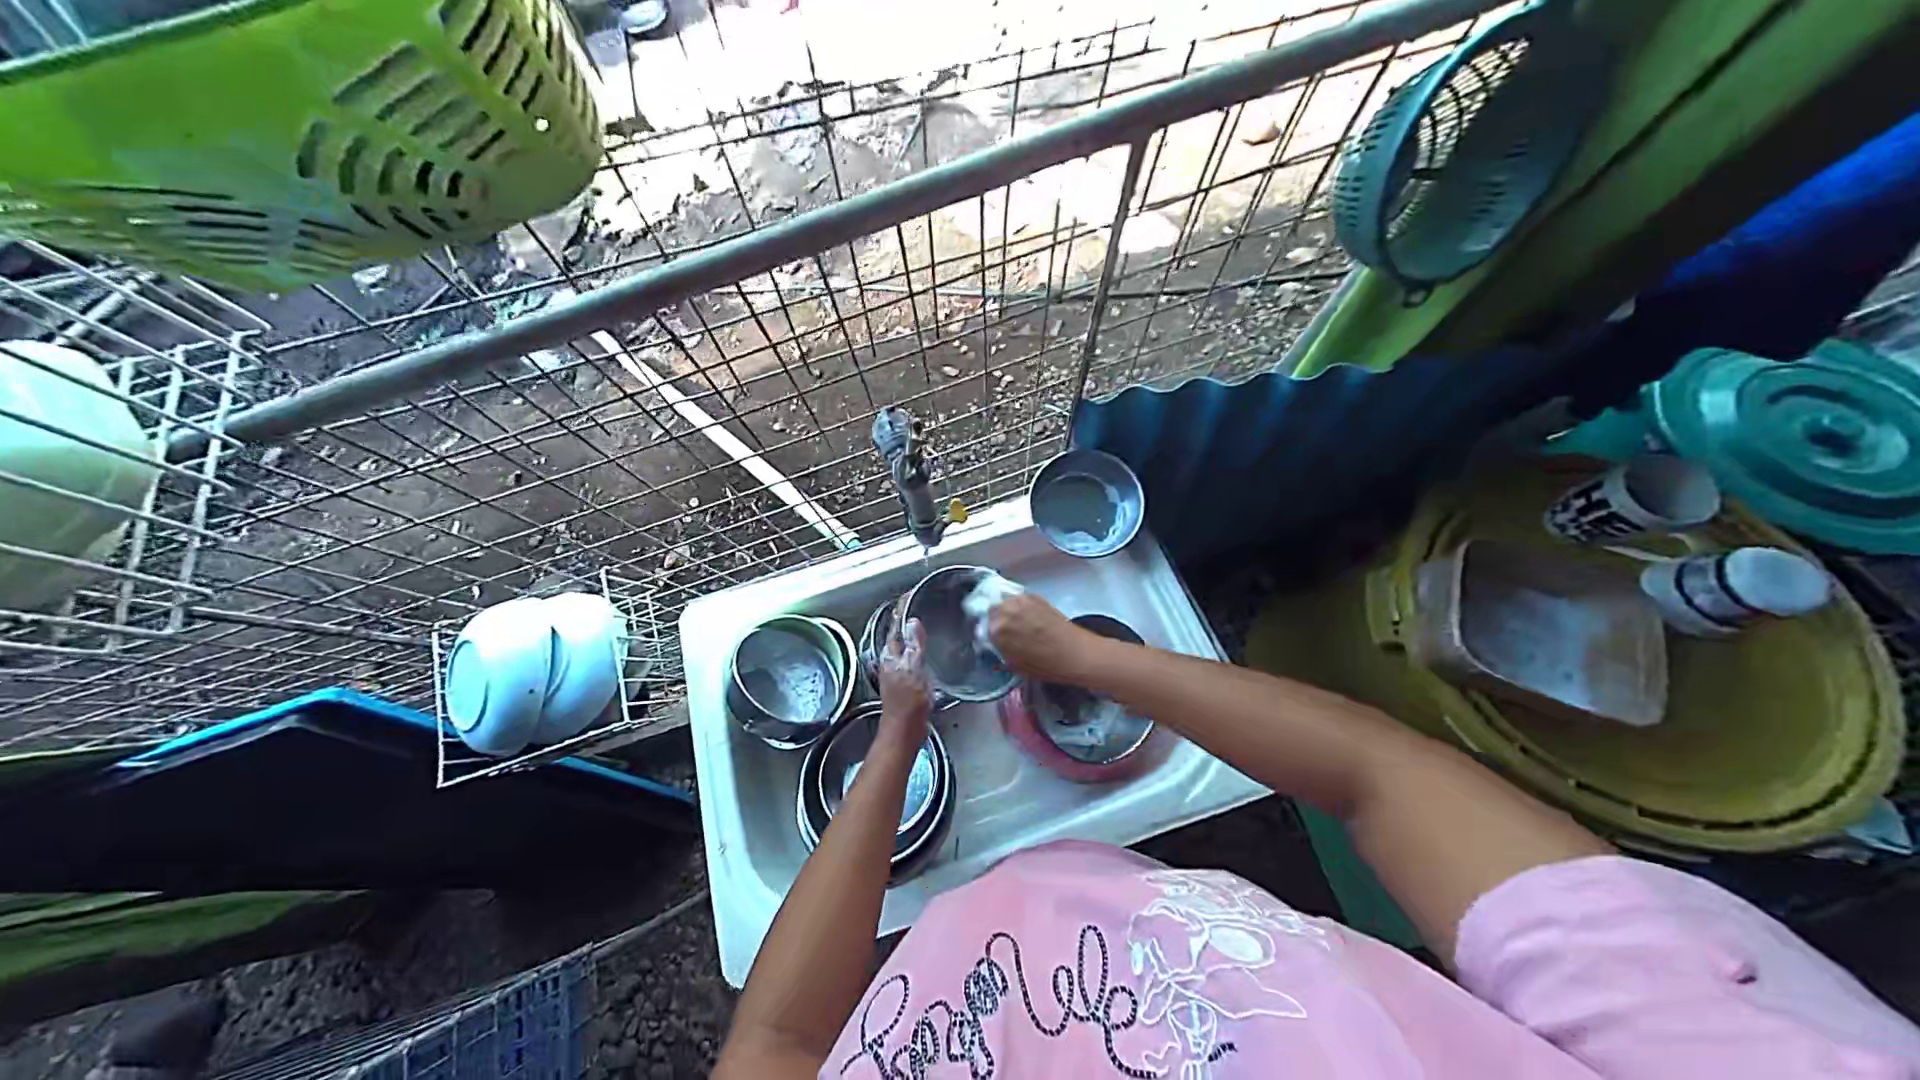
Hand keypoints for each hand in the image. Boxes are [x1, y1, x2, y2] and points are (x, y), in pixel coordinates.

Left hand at [878, 616, 930, 736]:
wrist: (905, 731)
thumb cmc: (908, 702)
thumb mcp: (914, 669)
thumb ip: (914, 645)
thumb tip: (912, 621)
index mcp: (891, 654)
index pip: (895, 624)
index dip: (902, 608)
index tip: (911, 593)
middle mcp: (892, 660)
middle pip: (899, 633)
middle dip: (908, 618)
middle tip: (922, 604)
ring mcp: (899, 671)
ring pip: (906, 645)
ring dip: (915, 633)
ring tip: (928, 622)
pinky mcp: (908, 681)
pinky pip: (914, 658)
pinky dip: (921, 649)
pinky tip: (931, 652)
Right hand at [986, 592, 1090, 682]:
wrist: (1075, 653)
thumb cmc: (1044, 665)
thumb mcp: (1013, 664)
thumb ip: (999, 649)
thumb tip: (996, 643)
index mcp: (995, 630)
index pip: (982, 627)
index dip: (989, 633)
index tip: (994, 638)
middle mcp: (1005, 611)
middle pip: (992, 611)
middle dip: (997, 619)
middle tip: (1007, 631)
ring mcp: (1020, 601)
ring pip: (1006, 603)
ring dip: (1009, 611)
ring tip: (1020, 622)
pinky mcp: (1035, 596)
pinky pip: (1020, 600)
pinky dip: (1022, 607)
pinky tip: (1030, 617)